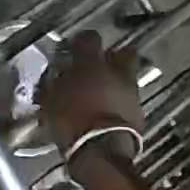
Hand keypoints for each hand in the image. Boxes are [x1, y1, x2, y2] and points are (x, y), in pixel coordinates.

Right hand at [36, 32, 142, 164]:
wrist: (100, 150)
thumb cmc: (70, 120)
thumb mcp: (51, 98)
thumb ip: (55, 82)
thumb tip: (57, 77)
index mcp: (90, 64)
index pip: (89, 39)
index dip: (81, 40)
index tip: (73, 46)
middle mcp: (115, 73)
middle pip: (122, 53)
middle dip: (112, 55)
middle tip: (97, 63)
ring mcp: (130, 92)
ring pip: (126, 76)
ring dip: (115, 79)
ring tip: (98, 90)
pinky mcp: (138, 111)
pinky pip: (127, 97)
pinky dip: (118, 98)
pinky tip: (105, 107)